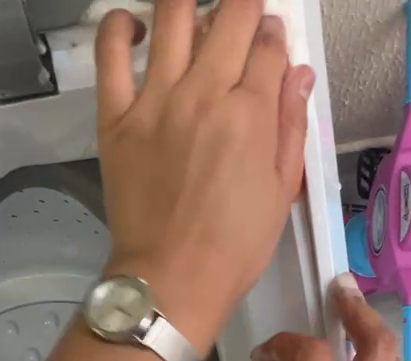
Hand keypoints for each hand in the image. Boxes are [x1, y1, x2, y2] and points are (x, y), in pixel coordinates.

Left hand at [94, 0, 314, 350]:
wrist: (172, 282)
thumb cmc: (232, 250)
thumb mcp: (279, 194)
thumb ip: (291, 128)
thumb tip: (298, 73)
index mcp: (251, 116)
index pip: (268, 45)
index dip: (275, 36)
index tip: (271, 44)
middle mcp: (204, 94)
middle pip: (229, 17)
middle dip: (243, 7)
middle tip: (241, 19)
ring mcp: (156, 101)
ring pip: (173, 15)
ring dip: (190, 3)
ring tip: (196, 14)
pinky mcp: (116, 117)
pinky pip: (111, 52)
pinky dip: (121, 26)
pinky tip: (136, 28)